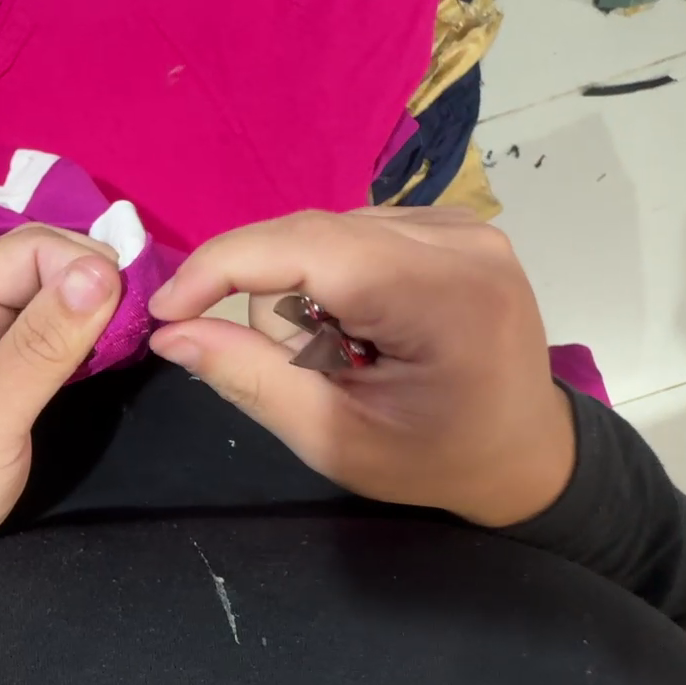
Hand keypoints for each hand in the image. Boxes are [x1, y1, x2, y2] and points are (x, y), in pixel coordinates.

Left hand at [0, 226, 122, 566]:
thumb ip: (41, 346)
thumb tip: (102, 271)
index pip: (27, 249)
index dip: (84, 264)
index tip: (132, 307)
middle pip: (40, 267)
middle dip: (93, 284)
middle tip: (139, 327)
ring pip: (48, 300)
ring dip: (92, 311)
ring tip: (130, 342)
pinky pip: (47, 335)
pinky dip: (80, 339)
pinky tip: (107, 356)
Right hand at [147, 207, 574, 527]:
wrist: (520, 454)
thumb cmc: (429, 460)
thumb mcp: (329, 438)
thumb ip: (248, 378)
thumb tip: (170, 334)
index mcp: (442, 298)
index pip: (306, 248)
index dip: (221, 268)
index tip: (165, 310)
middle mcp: (455, 239)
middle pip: (304, 238)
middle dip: (271, 304)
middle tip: (299, 368)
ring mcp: (457, 224)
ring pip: (317, 237)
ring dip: (299, 299)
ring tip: (340, 357)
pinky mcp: (446, 224)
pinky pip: (343, 237)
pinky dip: (325, 285)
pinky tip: (357, 328)